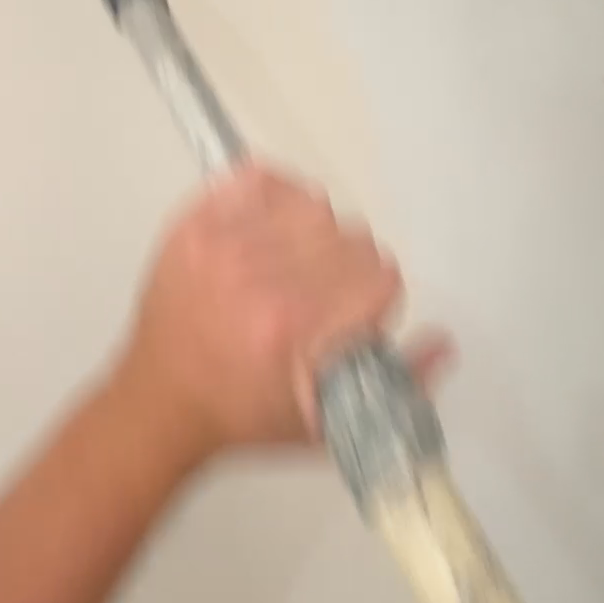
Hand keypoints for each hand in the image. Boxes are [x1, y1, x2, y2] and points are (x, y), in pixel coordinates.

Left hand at [114, 165, 445, 458]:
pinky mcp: (194, 223)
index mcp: (295, 326)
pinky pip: (261, 177)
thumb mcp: (328, 425)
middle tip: (321, 298)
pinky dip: (276, 197)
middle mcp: (258, 278)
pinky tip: (270, 231)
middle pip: (352, 237)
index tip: (351, 317)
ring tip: (294, 265)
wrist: (158, 404)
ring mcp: (220, 243)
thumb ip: (399, 385)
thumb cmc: (241, 416)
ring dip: (315, 233)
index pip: (381, 274)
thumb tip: (445, 344)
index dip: (375, 300)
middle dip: (347, 271)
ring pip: (315, 204)